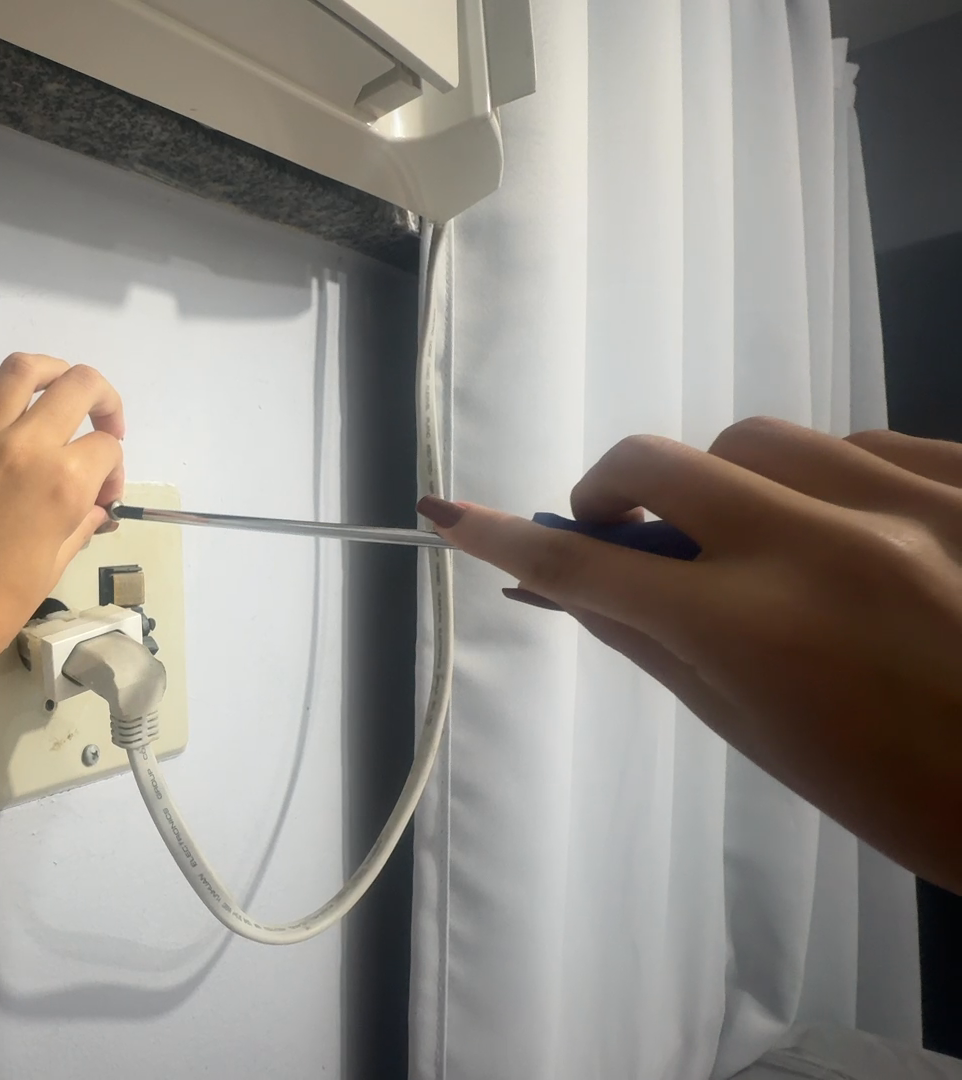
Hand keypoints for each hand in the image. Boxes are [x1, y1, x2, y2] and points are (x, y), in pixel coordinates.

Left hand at [0, 353, 124, 671]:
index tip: (101, 495)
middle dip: (103, 399)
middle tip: (100, 424)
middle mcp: (23, 447)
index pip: (106, 448)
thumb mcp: (49, 572)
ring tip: (53, 390)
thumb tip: (92, 507)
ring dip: (48, 369)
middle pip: (78, 386)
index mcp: (62, 484)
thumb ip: (76, 527)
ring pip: (18, 369)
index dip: (114, 469)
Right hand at [419, 418, 961, 890]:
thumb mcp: (742, 719)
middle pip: (655, 462)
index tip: (445, 512)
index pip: (580, 568)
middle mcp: (827, 548)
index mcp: (751, 628)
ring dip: (721, 483)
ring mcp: (922, 506)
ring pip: (756, 441)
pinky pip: (866, 442)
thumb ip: (639, 633)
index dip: (498, 537)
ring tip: (757, 534)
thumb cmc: (892, 786)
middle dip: (609, 489)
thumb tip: (553, 582)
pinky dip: (823, 477)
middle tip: (622, 529)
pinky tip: (850, 526)